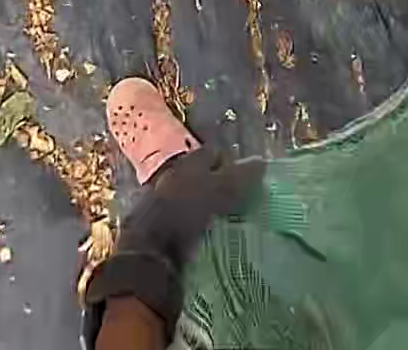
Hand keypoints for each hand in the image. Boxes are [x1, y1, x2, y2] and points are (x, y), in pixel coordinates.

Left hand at [83, 149, 262, 342]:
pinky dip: (194, 223)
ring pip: (191, 196)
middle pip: (202, 174)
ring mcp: (162, 200)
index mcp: (188, 162)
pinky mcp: (156, 227)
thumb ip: (240, 176)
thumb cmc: (183, 213)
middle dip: (219, 184)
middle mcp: (173, 175)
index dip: (232, 163)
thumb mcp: (218, 191)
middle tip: (240, 202)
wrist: (146, 253)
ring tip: (225, 221)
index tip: (248, 181)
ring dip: (206, 205)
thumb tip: (262, 162)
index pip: (215, 153)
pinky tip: (205, 236)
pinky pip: (182, 218)